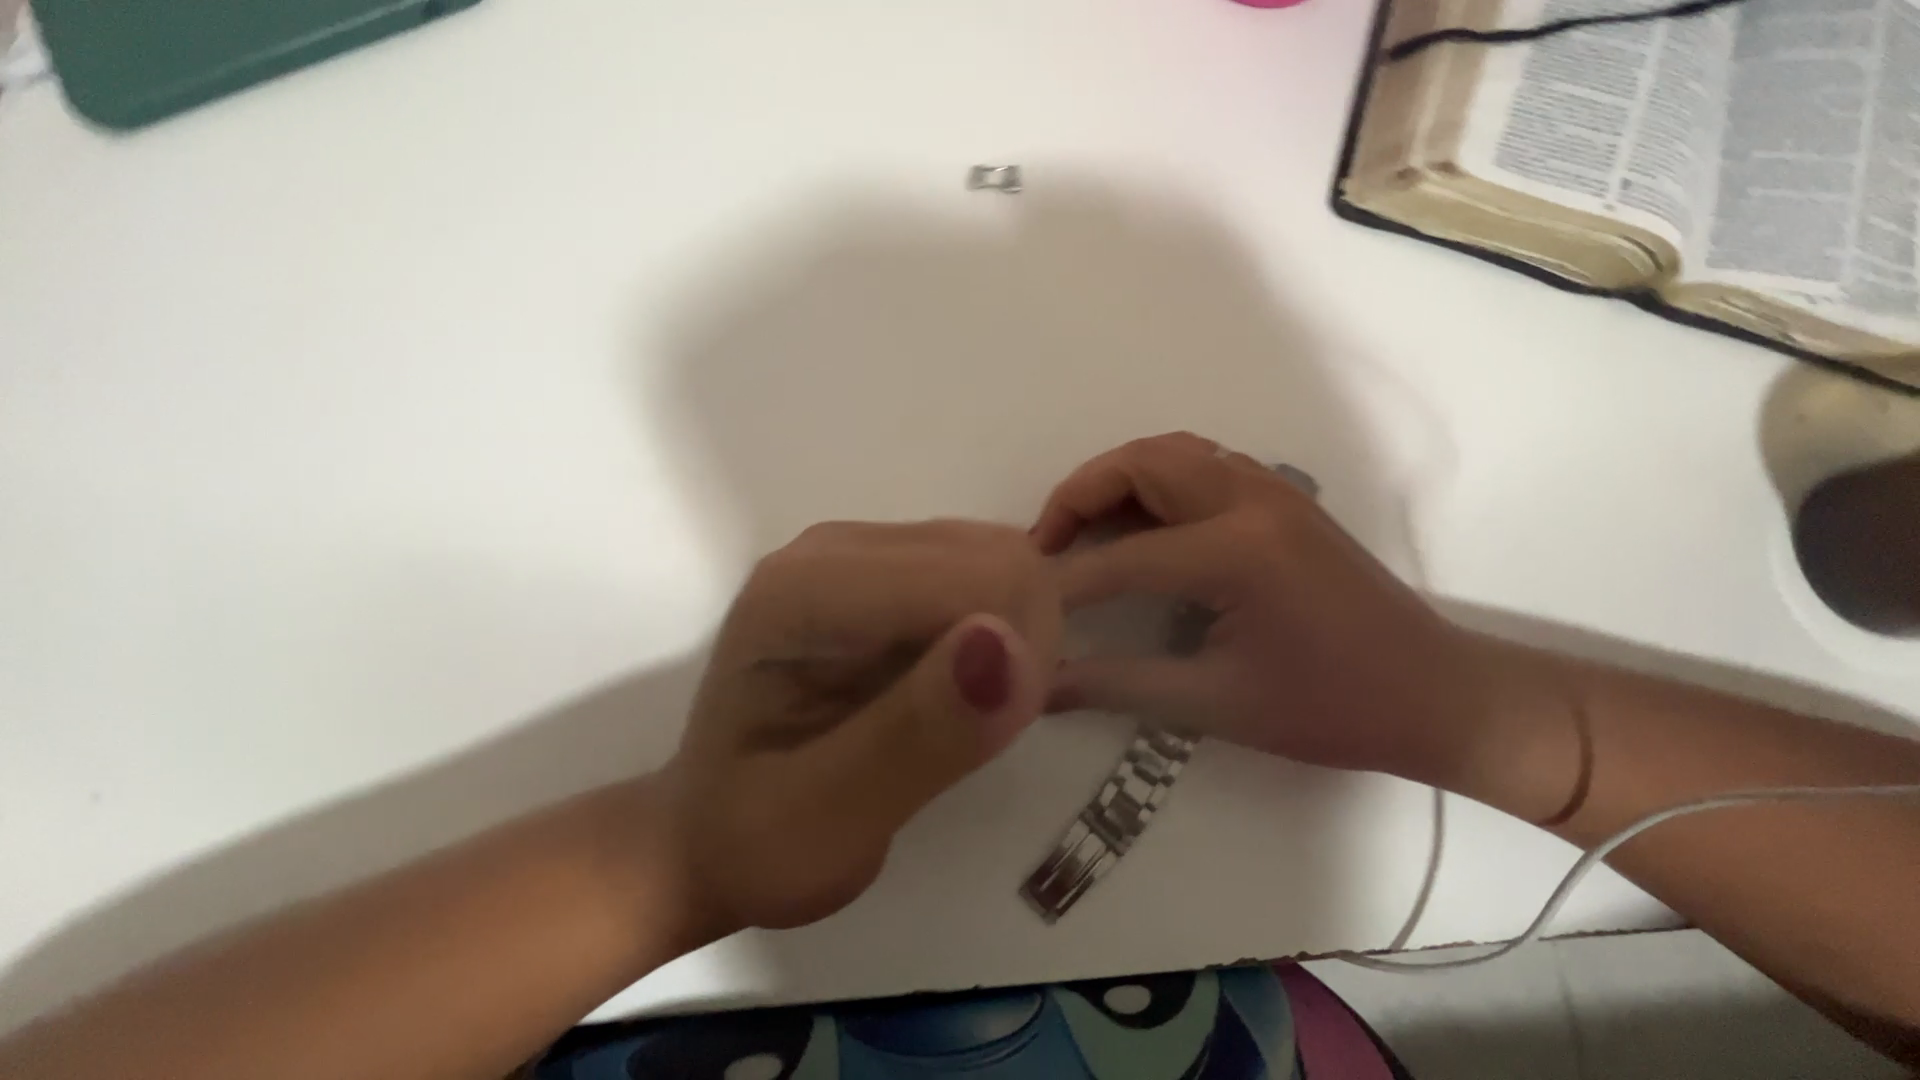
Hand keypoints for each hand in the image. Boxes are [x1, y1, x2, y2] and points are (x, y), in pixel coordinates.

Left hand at [663, 520, 1060, 932]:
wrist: (713, 833)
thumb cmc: (759, 840)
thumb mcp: (829, 820)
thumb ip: (916, 736)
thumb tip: (1010, 646)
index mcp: (805, 593)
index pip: (978, 578)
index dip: (1014, 661)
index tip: (987, 738)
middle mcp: (833, 549)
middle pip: (998, 558)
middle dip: (1020, 648)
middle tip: (971, 733)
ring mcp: (861, 552)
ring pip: (1002, 561)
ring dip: (1014, 642)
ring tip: (956, 717)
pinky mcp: (887, 569)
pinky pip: (988, 574)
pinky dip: (1000, 631)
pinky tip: (955, 689)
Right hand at [1034, 432, 1499, 785]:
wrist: (1440, 695)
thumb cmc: (1332, 708)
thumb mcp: (1217, 703)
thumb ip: (1118, 686)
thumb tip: (1041, 687)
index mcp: (1236, 551)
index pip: (1121, 558)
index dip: (1062, 585)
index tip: (1020, 609)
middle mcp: (1250, 499)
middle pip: (1138, 464)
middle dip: (1077, 498)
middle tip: (1045, 550)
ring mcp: (1270, 490)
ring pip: (1169, 453)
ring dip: (1115, 482)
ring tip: (1083, 535)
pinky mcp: (1281, 499)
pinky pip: (1199, 466)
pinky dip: (1152, 484)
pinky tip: (1138, 530)